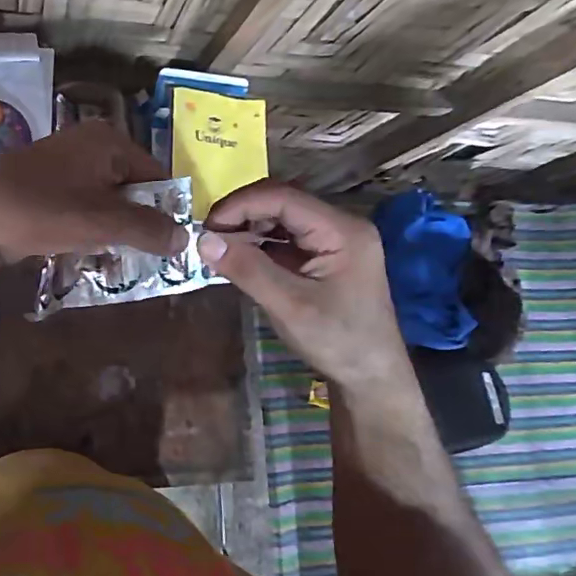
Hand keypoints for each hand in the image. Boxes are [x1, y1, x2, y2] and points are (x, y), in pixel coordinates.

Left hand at [0, 121, 185, 272]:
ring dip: (113, 228)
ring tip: (118, 259)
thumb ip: (149, 228)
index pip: (157, 174)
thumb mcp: (103, 222)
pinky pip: (80, 204)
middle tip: (146, 256)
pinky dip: (88, 225)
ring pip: (105, 199)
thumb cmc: (43, 211)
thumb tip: (186, 238)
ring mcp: (63, 163)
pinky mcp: (44, 184)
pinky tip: (86, 251)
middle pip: (131, 186)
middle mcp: (88, 143)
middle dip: (138, 222)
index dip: (167, 209)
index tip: (171, 243)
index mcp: (107, 141)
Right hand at [198, 180, 410, 389]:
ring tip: (218, 249)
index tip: (206, 226)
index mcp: (342, 230)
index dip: (241, 205)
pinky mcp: (325, 258)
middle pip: (283, 203)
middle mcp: (341, 226)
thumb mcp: (289, 306)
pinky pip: (287, 241)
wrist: (372, 377)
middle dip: (242, 216)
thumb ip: (248, 269)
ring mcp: (334, 242)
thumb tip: (203, 240)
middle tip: (207, 238)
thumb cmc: (337, 342)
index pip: (284, 198)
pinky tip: (238, 259)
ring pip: (282, 221)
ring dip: (248, 230)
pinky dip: (260, 246)